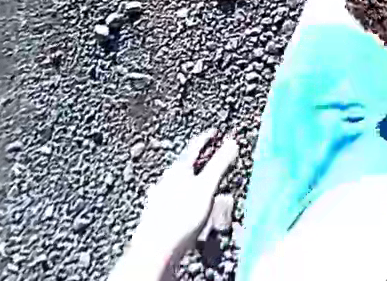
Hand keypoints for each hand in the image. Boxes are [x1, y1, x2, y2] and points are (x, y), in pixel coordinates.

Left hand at [130, 130, 238, 257]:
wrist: (153, 253)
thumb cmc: (181, 217)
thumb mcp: (207, 187)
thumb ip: (220, 163)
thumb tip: (233, 141)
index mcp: (179, 167)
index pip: (195, 145)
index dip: (207, 137)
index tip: (216, 132)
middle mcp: (166, 178)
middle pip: (186, 164)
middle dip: (200, 161)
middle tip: (212, 160)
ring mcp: (158, 197)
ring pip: (177, 182)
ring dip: (190, 181)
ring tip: (200, 185)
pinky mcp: (154, 215)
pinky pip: (171, 199)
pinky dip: (180, 198)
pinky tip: (182, 206)